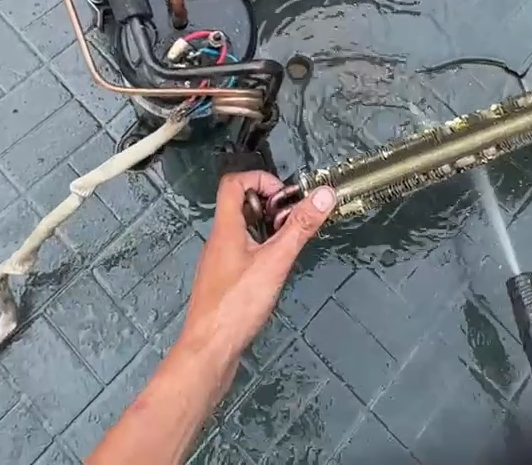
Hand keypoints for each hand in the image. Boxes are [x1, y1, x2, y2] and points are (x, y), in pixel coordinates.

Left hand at [178, 171, 334, 378]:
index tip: (284, 195)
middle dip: (269, 205)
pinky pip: (242, 252)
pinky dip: (261, 250)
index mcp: (226, 228)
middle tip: (291, 219)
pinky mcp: (223, 282)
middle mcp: (219, 240)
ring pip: (243, 230)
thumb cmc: (237, 305)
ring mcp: (219, 262)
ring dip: (267, 228)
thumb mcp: (275, 262)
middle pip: (240, 205)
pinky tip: (275, 270)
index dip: (259, 178)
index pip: (233, 182)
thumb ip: (300, 227)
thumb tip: (324, 195)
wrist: (208, 353)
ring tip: (288, 243)